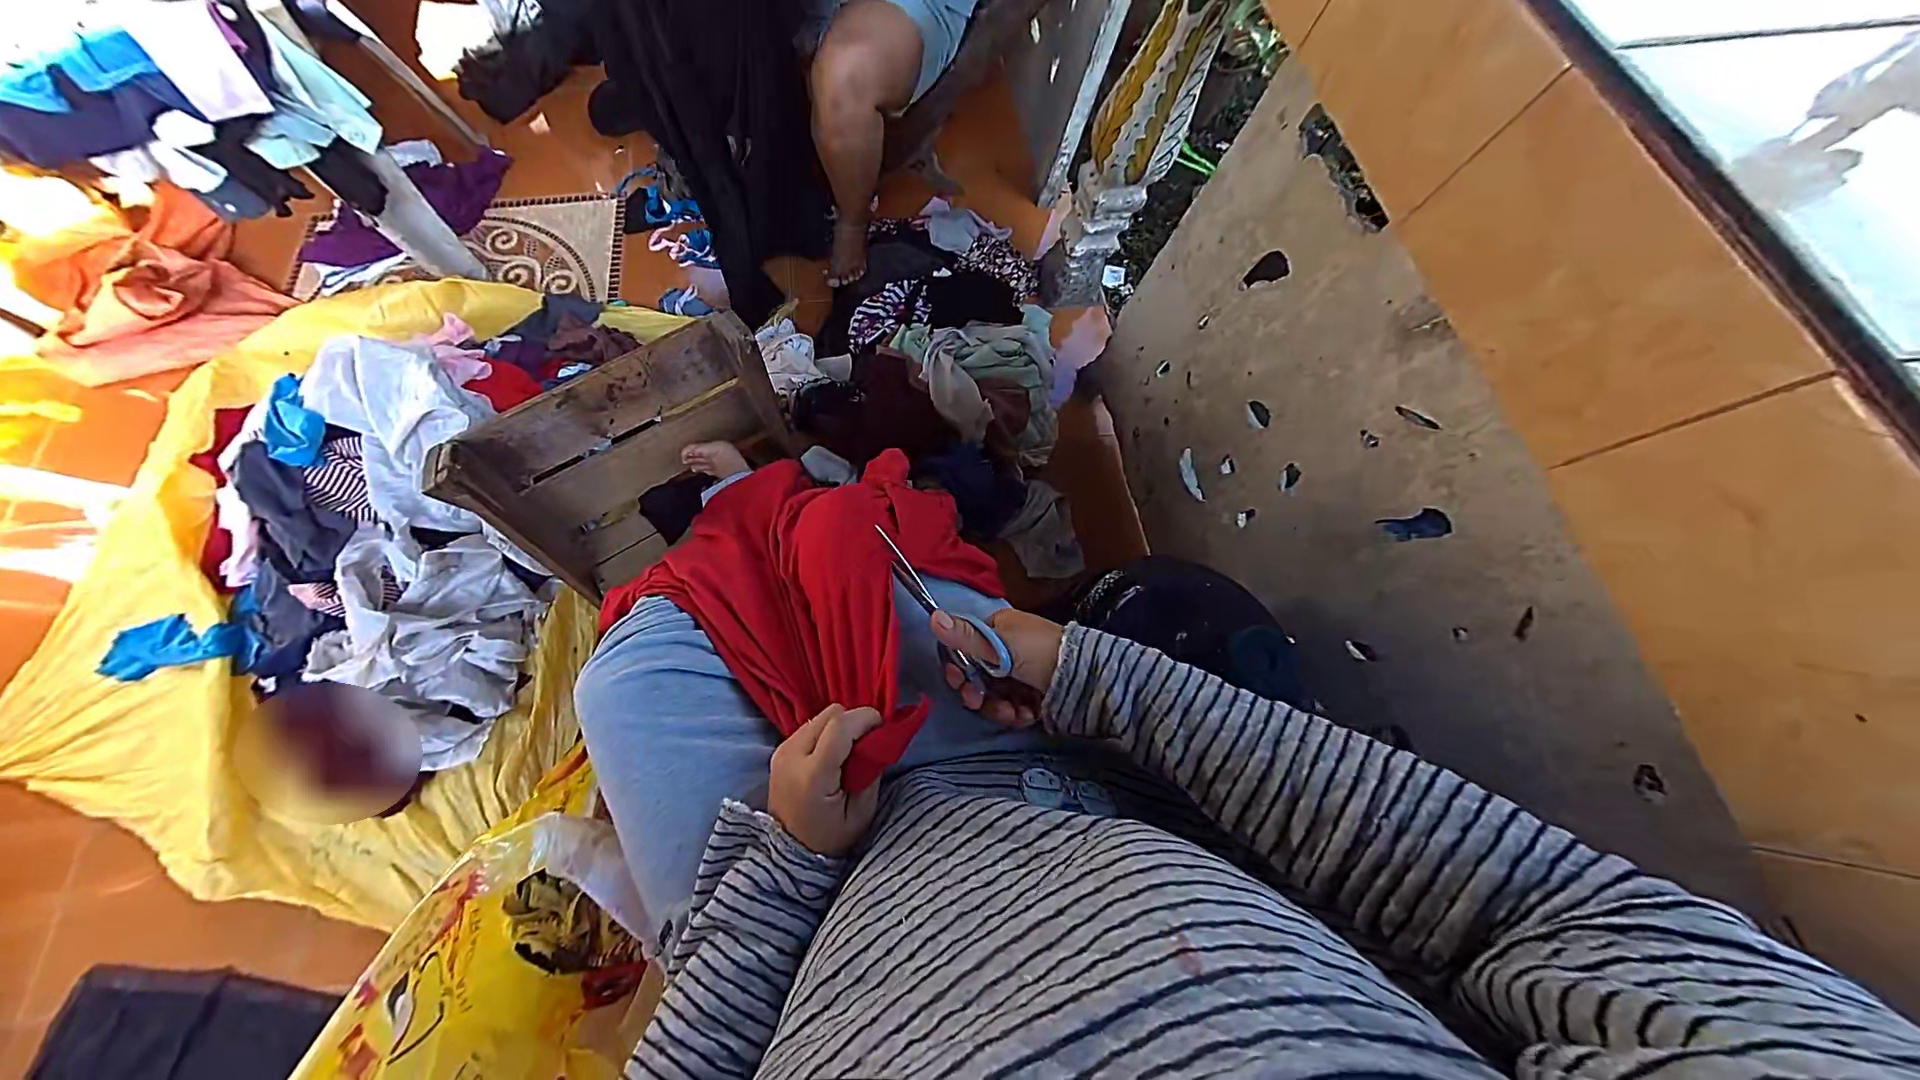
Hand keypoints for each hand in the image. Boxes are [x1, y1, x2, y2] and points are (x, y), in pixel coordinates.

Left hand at [769, 704, 884, 855]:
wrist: (787, 854)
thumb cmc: (829, 839)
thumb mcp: (860, 814)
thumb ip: (871, 771)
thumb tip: (877, 739)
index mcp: (813, 774)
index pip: (840, 725)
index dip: (866, 718)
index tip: (882, 727)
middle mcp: (792, 755)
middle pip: (830, 714)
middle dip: (854, 721)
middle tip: (867, 742)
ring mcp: (782, 751)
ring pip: (820, 716)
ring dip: (840, 726)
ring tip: (849, 751)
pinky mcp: (779, 750)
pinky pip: (810, 726)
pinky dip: (827, 732)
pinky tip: (832, 754)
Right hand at [930, 609, 1064, 728]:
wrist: (1085, 677)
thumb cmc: (1039, 652)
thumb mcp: (1000, 644)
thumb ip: (965, 636)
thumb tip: (932, 616)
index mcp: (998, 629)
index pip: (965, 650)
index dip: (959, 670)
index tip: (961, 684)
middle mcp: (1008, 649)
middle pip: (979, 677)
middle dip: (980, 695)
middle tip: (982, 703)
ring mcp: (1022, 672)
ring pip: (995, 695)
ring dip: (999, 708)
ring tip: (1014, 713)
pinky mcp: (1035, 693)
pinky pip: (1014, 705)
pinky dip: (1017, 713)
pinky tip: (1027, 716)